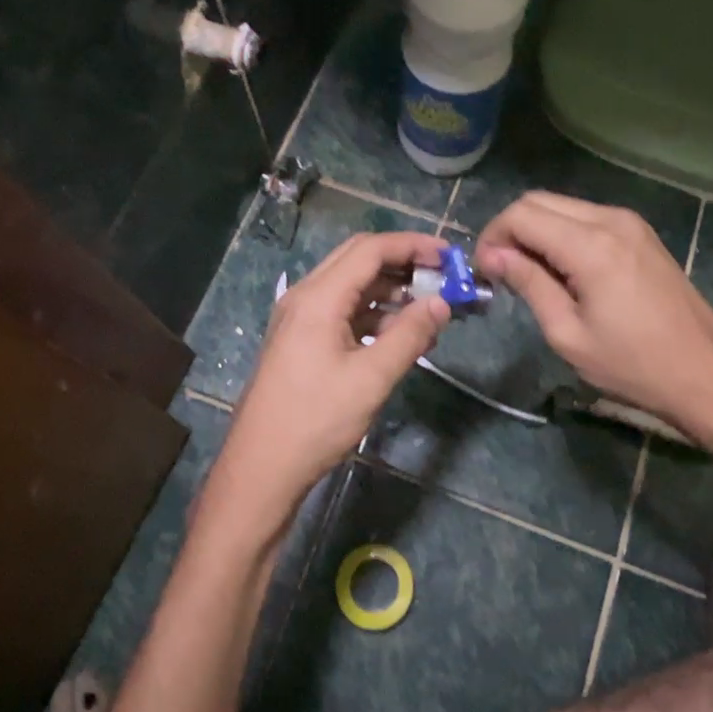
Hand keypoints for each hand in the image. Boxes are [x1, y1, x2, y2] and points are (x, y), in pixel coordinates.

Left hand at [218, 232, 450, 508]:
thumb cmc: (316, 420)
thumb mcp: (371, 378)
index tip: (450, 256)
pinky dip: (373, 314)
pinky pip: (342, 311)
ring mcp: (299, 318)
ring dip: (390, 290)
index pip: (371, 250)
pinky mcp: (300, 340)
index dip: (413, 245)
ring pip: (351, 286)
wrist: (262, 466)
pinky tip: (400, 336)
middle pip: (359, 259)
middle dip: (402, 262)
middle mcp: (305, 297)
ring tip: (429, 310)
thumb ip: (410, 335)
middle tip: (442, 276)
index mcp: (318, 297)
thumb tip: (442, 303)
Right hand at [474, 192, 712, 444]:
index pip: (521, 215)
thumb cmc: (633, 365)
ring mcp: (631, 224)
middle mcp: (611, 219)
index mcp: (591, 245)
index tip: (483, 272)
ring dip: (536, 232)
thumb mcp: (568, 333)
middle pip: (540, 202)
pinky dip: (562, 235)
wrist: (707, 375)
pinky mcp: (641, 235)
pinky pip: (587, 219)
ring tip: (528, 276)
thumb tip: (493, 256)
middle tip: (500, 273)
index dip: (492, 237)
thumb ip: (529, 284)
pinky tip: (562, 272)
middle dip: (510, 230)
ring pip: (563, 207)